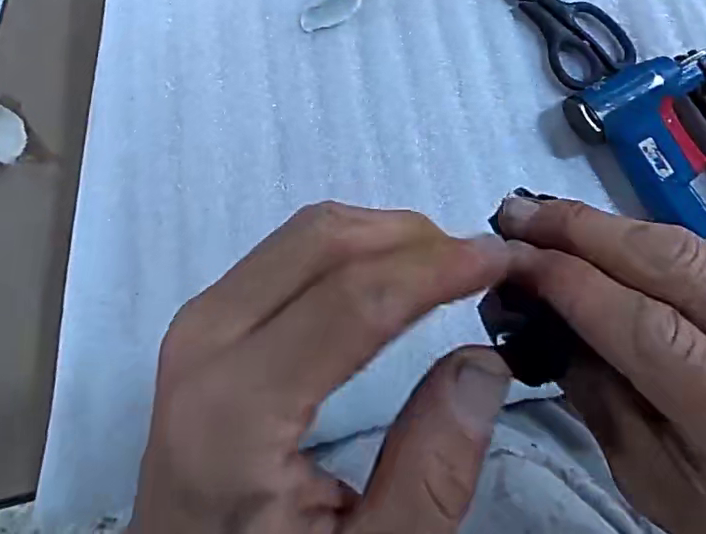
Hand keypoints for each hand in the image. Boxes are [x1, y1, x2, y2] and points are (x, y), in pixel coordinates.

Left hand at [132, 202, 514, 533]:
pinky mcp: (213, 311)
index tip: (502, 257)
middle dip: (416, 238)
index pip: (353, 301)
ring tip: (447, 268)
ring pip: (312, 230)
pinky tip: (396, 270)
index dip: (437, 267)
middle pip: (328, 241)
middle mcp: (207, 340)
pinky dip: (358, 243)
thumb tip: (485, 361)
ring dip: (389, 233)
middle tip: (479, 264)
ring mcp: (203, 317)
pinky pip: (295, 246)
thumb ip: (429, 474)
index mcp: (233, 414)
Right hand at [498, 195, 705, 533]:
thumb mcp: (665, 494)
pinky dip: (665, 247)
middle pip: (687, 273)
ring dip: (621, 230)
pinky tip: (621, 243)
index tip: (517, 253)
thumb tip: (546, 298)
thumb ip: (605, 395)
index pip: (661, 339)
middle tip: (528, 212)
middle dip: (593, 233)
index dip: (580, 285)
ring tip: (559, 220)